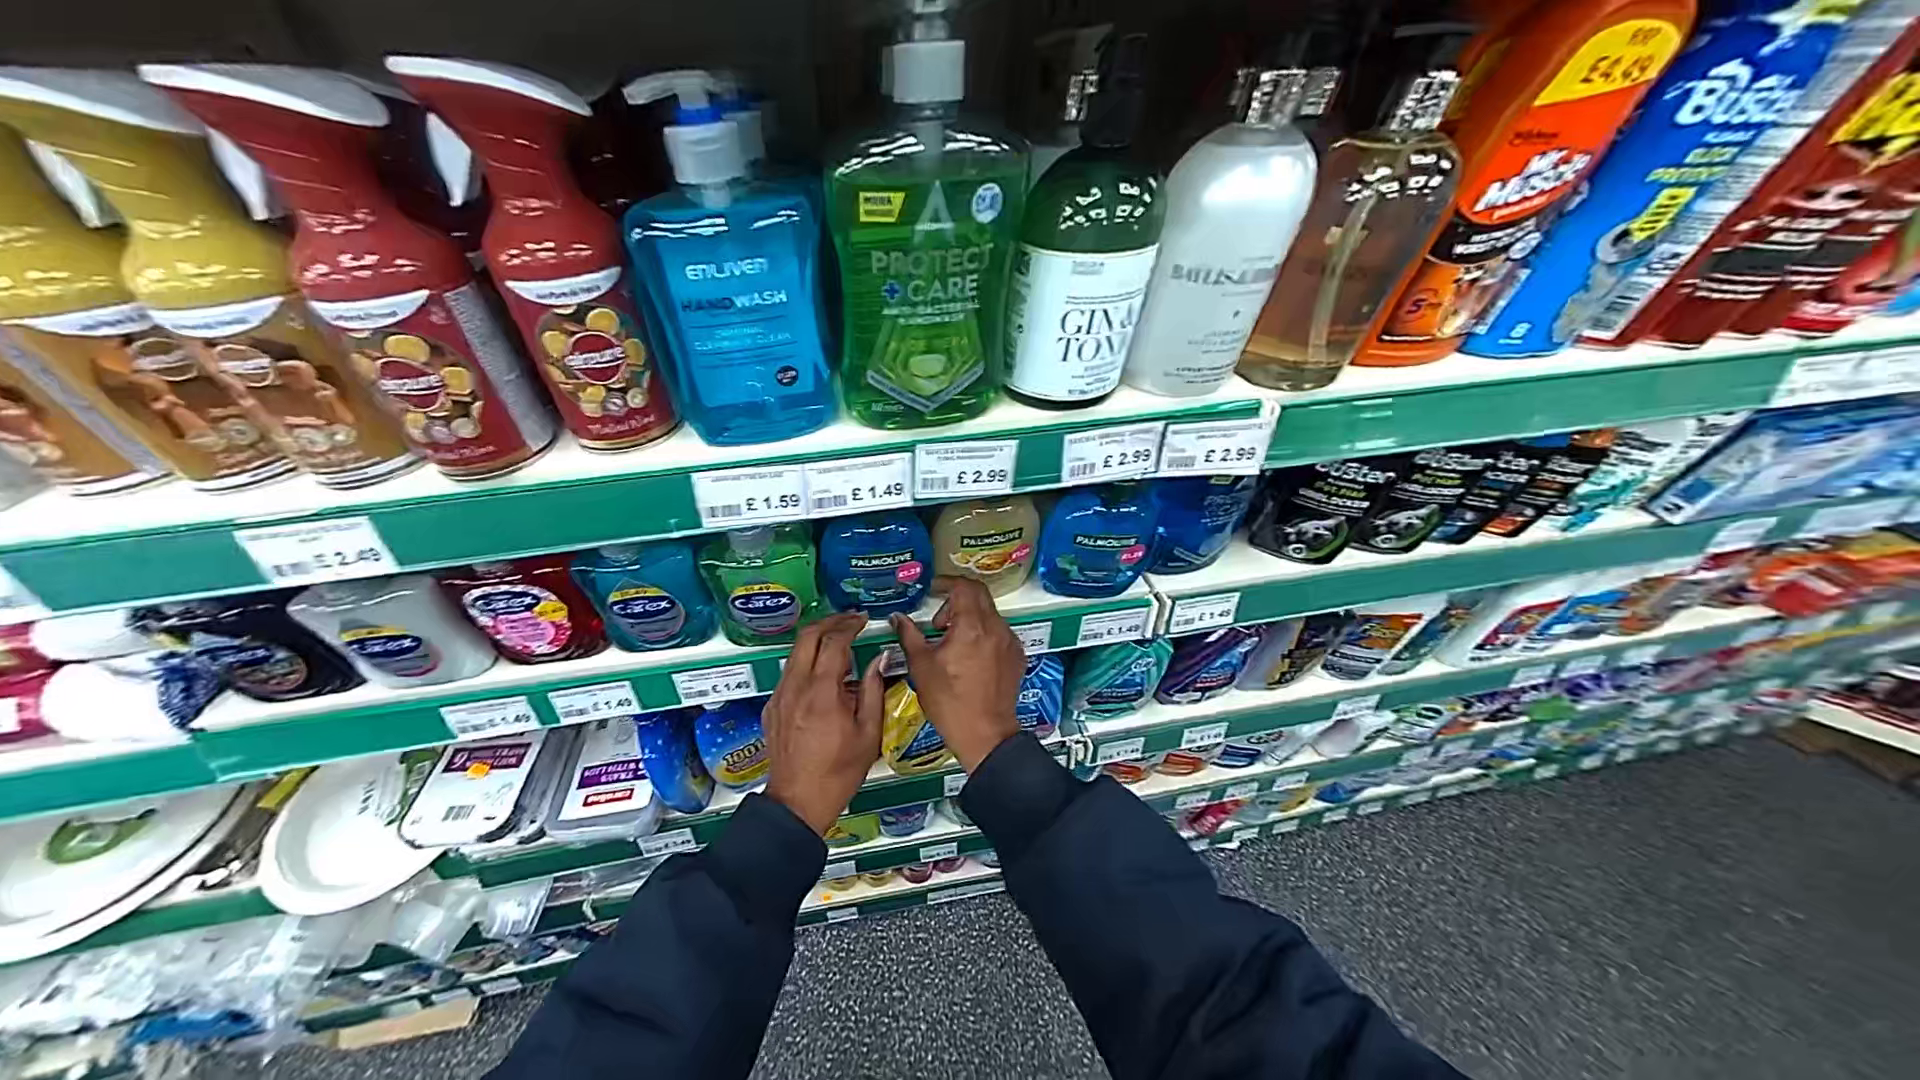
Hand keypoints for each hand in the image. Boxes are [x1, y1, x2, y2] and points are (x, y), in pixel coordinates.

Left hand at [762, 613, 884, 835]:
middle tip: (850, 621)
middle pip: (807, 636)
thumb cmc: (838, 772)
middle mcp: (796, 688)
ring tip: (839, 641)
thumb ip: (875, 690)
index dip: (849, 625)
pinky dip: (807, 661)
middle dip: (830, 622)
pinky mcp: (773, 707)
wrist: (798, 802)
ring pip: (795, 652)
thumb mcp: (869, 733)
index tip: (862, 621)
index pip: (833, 642)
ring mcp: (780, 696)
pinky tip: (823, 673)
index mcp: (822, 693)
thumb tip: (880, 660)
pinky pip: (789, 672)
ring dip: (817, 639)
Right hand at [890, 578, 1023, 771]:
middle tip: (938, 620)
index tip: (933, 590)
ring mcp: (1009, 642)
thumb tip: (897, 618)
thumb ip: (909, 636)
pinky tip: (969, 656)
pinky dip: (983, 633)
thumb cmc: (950, 703)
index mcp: (972, 626)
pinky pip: (1000, 633)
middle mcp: (996, 628)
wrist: (985, 735)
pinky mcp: (1016, 656)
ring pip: (990, 614)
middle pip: (980, 596)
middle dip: (957, 599)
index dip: (946, 584)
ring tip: (951, 642)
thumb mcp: (922, 667)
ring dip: (970, 618)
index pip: (964, 587)